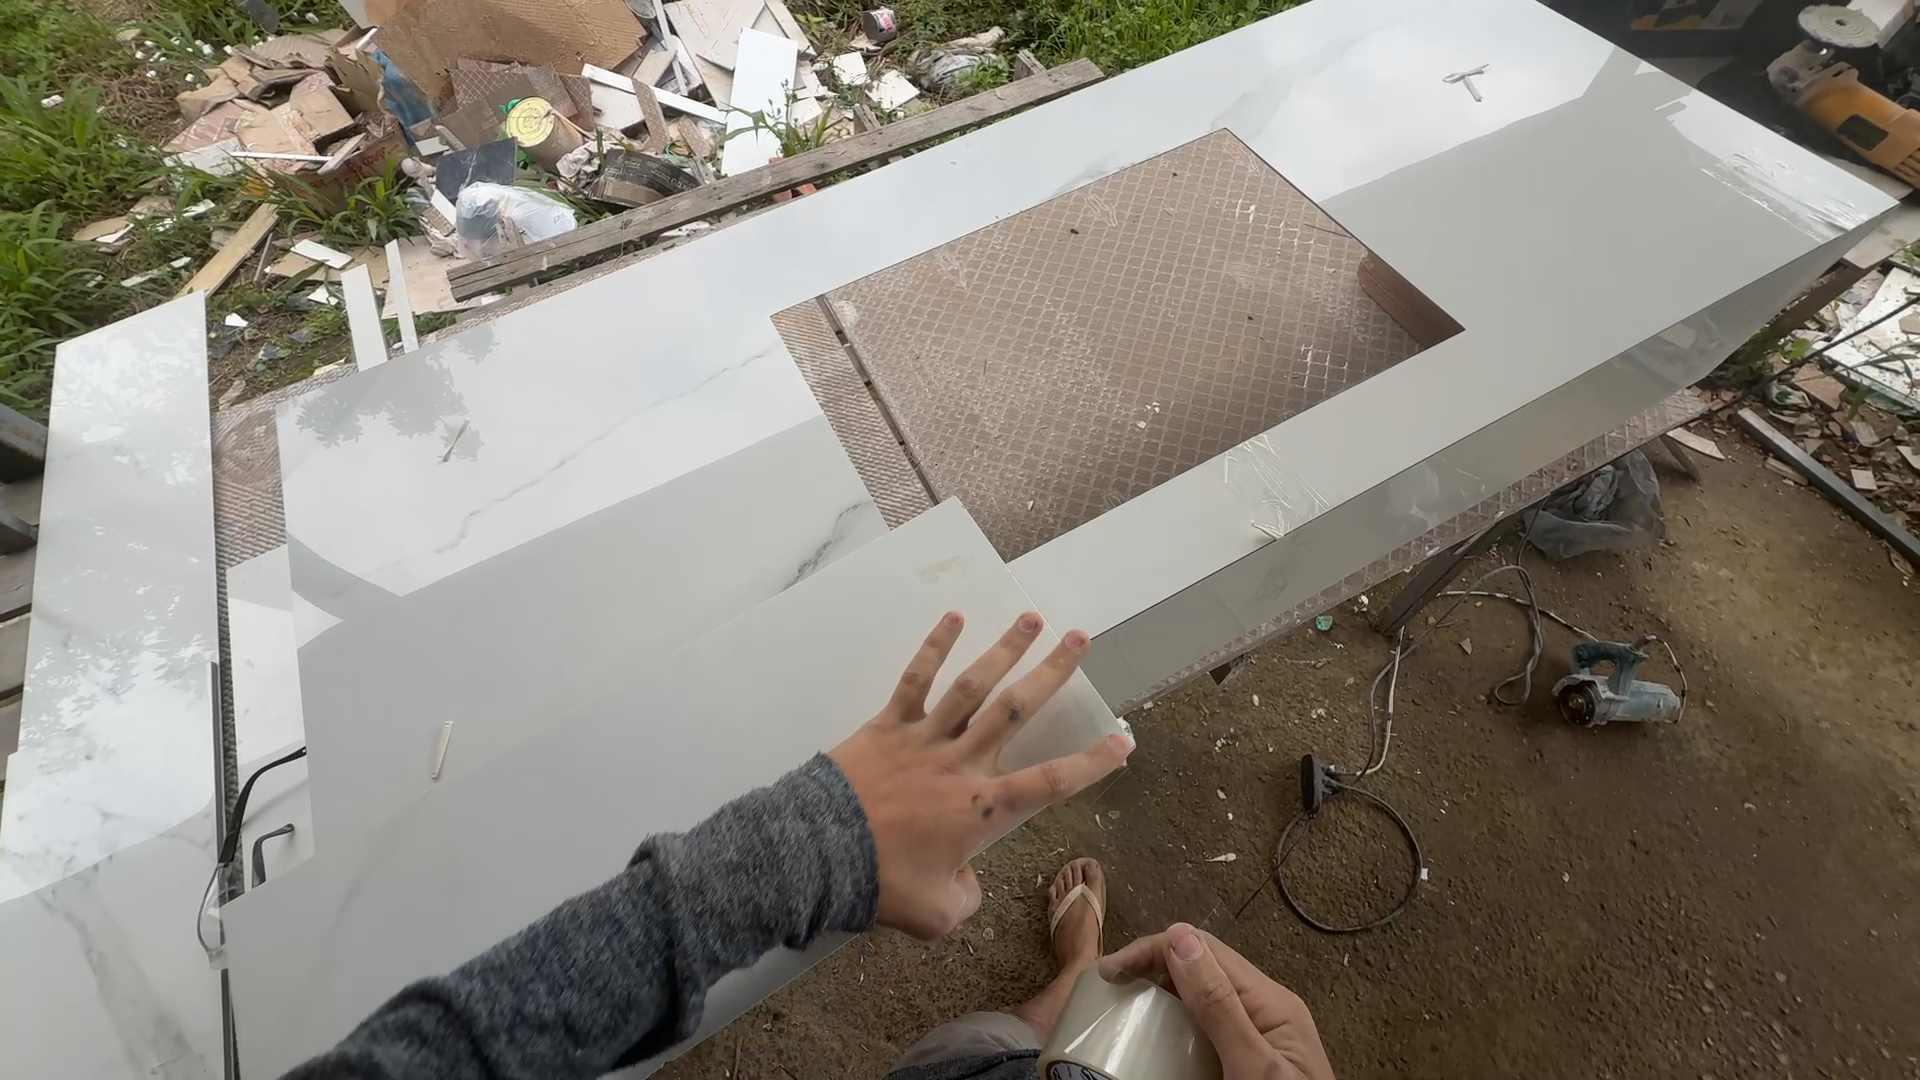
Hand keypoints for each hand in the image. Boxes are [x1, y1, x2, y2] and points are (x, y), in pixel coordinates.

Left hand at [829, 611, 1132, 939]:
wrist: (819, 853)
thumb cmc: (883, 883)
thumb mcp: (937, 914)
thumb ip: (966, 898)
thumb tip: (970, 880)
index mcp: (981, 806)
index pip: (1051, 782)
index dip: (1092, 763)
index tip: (1123, 740)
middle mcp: (962, 761)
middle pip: (1017, 709)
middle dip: (1053, 672)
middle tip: (1079, 638)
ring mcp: (926, 736)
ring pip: (974, 685)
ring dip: (1005, 649)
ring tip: (1031, 618)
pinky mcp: (890, 723)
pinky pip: (916, 679)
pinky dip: (935, 647)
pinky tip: (954, 616)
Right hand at [1099, 923, 1333, 1079]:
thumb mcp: (1253, 1070)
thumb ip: (1220, 1006)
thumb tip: (1179, 937)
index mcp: (1270, 1000)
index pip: (1201, 948)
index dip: (1152, 950)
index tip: (1109, 974)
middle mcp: (1266, 1006)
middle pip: (1200, 962)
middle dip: (1152, 963)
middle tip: (1111, 985)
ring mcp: (1260, 1031)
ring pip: (1201, 988)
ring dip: (1161, 985)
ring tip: (1128, 1001)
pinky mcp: (1251, 1055)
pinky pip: (1209, 1018)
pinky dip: (1177, 1013)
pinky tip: (1160, 1029)